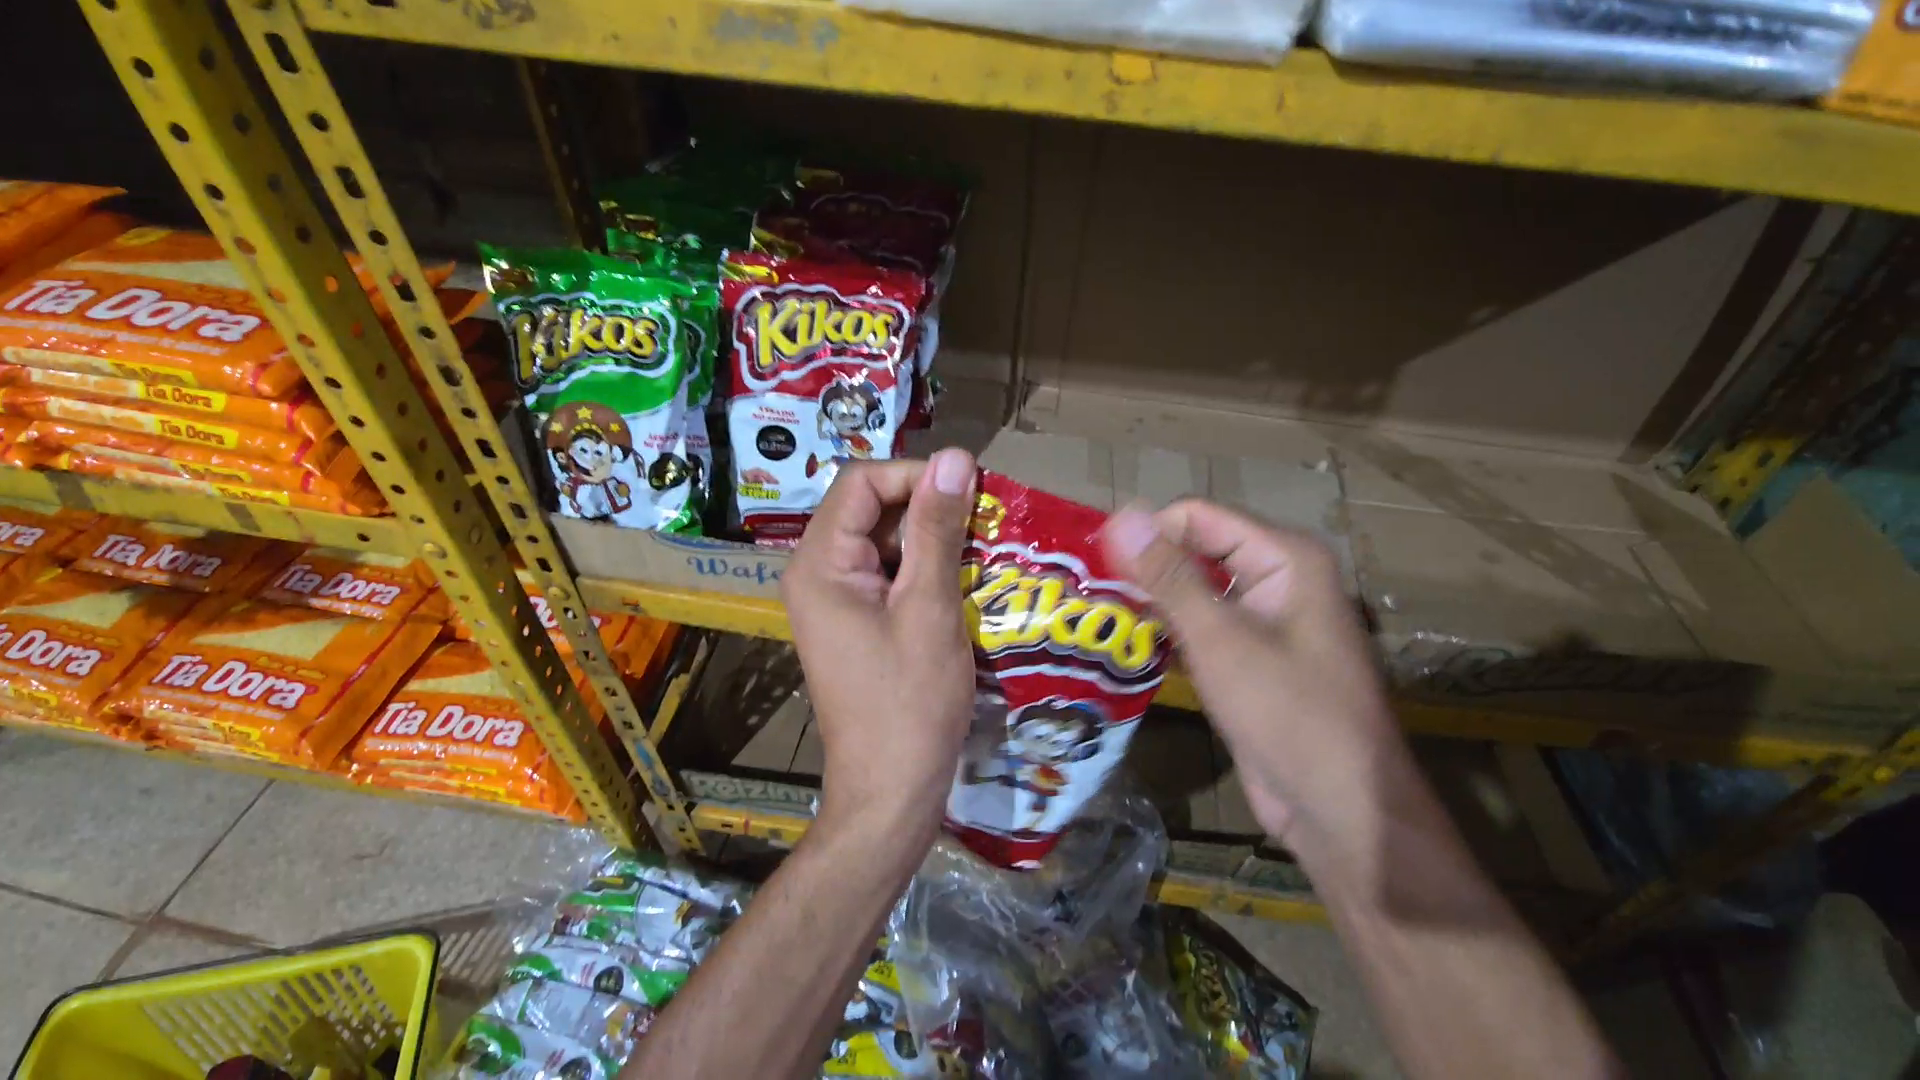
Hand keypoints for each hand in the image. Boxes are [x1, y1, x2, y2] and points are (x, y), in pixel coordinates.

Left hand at [784, 448, 978, 847]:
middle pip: (870, 509)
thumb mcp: (930, 608)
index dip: (915, 475)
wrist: (891, 790)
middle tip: (987, 523)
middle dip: (928, 508)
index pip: (861, 482)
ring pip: (884, 542)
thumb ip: (938, 529)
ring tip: (985, 553)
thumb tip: (955, 457)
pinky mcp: (854, 623)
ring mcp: (833, 601)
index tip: (970, 490)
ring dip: (933, 541)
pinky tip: (966, 585)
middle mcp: (816, 574)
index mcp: (820, 564)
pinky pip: (887, 576)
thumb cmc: (910, 702)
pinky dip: (925, 572)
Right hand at [1100, 499, 1399, 849]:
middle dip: (1146, 569)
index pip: (1197, 517)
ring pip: (1196, 593)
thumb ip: (1168, 576)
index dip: (1147, 535)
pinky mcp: (1253, 660)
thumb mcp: (1221, 640)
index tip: (1094, 568)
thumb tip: (1120, 515)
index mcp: (1286, 558)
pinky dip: (1170, 635)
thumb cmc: (1288, 714)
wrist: (1340, 808)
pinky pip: (1204, 629)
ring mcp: (1268, 622)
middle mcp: (1279, 579)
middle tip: (1087, 594)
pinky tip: (1127, 649)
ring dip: (1153, 605)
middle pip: (1196, 550)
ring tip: (1096, 620)